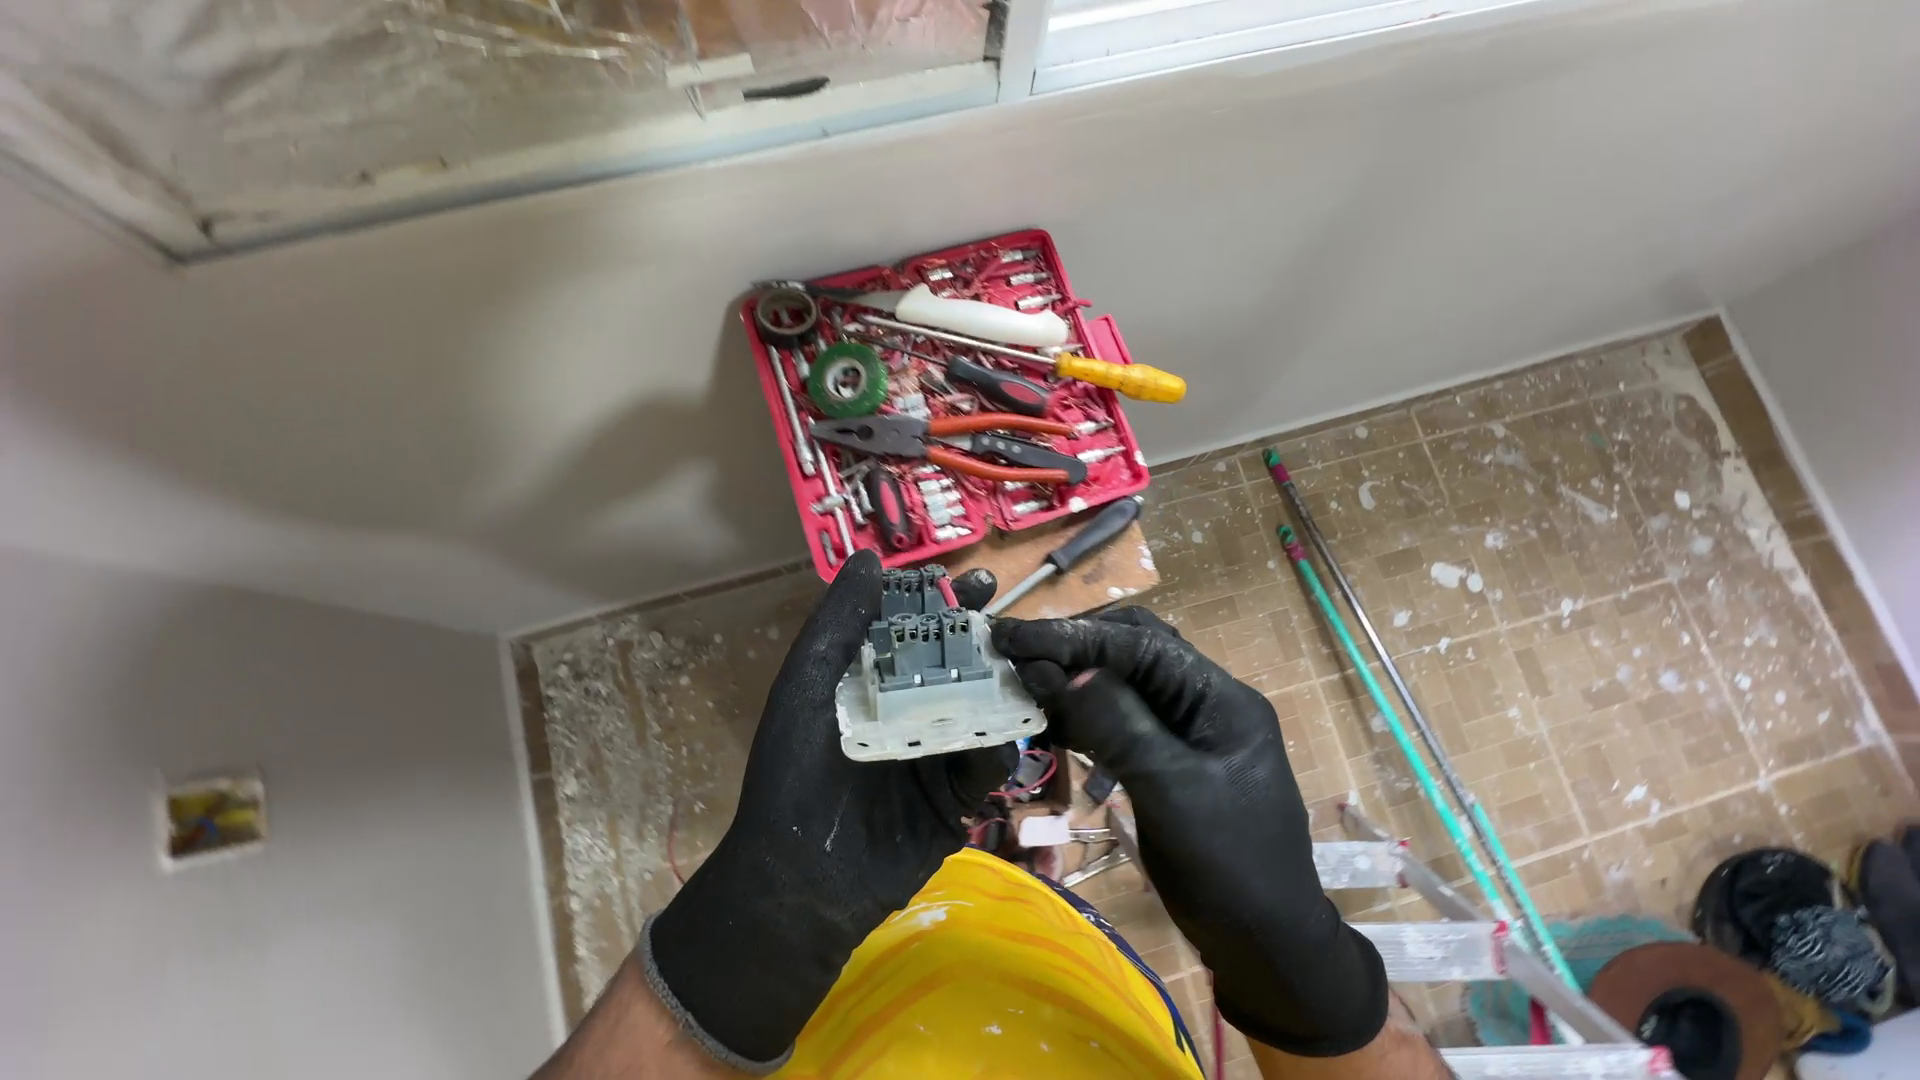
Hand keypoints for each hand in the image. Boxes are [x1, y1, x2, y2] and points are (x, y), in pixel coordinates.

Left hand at [644, 551, 1014, 1071]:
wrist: (796, 879)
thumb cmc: (792, 773)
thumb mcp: (807, 686)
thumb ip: (839, 623)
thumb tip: (870, 556)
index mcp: (869, 684)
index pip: (915, 631)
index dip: (946, 604)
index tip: (977, 582)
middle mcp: (906, 714)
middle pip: (957, 667)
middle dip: (987, 642)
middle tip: (1015, 623)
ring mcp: (933, 758)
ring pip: (980, 712)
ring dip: (1006, 690)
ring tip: (1031, 669)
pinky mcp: (954, 802)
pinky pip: (985, 767)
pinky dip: (997, 748)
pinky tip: (1005, 734)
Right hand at [992, 608, 1388, 1057]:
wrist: (1263, 942)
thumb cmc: (1228, 864)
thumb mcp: (1171, 789)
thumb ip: (1116, 725)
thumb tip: (1060, 669)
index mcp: (1217, 696)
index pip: (1138, 643)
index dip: (1072, 634)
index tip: (1012, 636)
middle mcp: (1200, 701)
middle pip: (1130, 652)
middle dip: (1073, 649)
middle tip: (1015, 656)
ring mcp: (1184, 731)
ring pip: (1119, 686)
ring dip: (1072, 683)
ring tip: (1021, 688)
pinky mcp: (1164, 760)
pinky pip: (1116, 723)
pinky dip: (1080, 719)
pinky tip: (1049, 727)